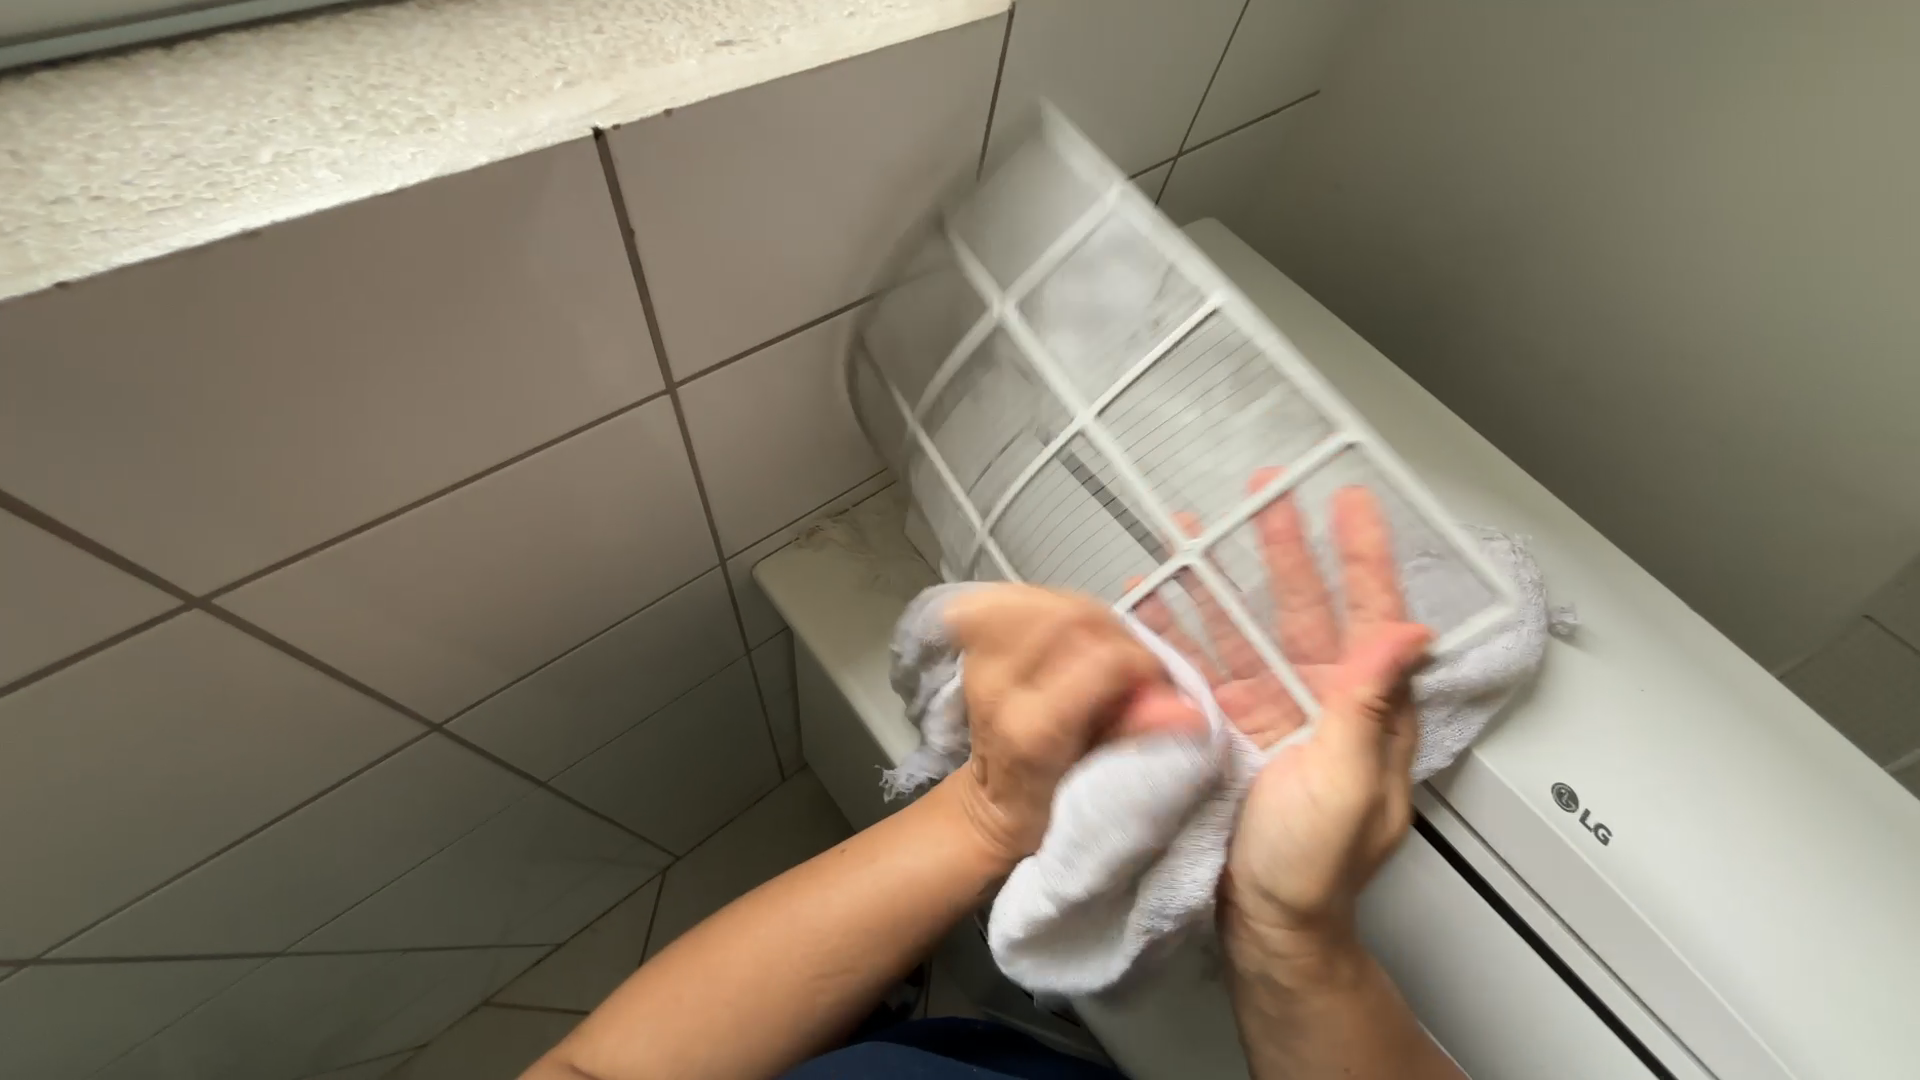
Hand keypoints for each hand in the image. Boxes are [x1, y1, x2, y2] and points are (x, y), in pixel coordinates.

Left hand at [943, 585, 1206, 867]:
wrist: (995, 796)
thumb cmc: (1051, 797)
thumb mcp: (1101, 777)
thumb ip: (1139, 732)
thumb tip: (1192, 711)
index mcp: (1029, 729)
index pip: (1099, 662)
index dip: (1141, 662)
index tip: (1156, 679)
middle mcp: (995, 685)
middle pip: (1071, 619)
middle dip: (1117, 633)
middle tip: (1132, 662)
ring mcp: (978, 659)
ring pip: (1045, 600)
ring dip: (1087, 615)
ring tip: (1103, 645)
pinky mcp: (972, 642)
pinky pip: (1015, 595)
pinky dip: (1049, 603)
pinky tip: (1066, 627)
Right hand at [1133, 471, 1429, 954]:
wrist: (1259, 915)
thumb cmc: (1313, 866)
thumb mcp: (1349, 786)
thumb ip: (1368, 708)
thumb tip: (1408, 633)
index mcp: (1363, 712)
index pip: (1371, 618)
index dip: (1364, 556)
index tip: (1353, 506)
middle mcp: (1314, 699)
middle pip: (1300, 606)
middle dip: (1284, 547)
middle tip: (1266, 494)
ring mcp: (1262, 706)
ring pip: (1240, 624)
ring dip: (1218, 577)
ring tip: (1197, 532)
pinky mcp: (1218, 720)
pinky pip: (1194, 661)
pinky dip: (1172, 628)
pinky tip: (1155, 599)